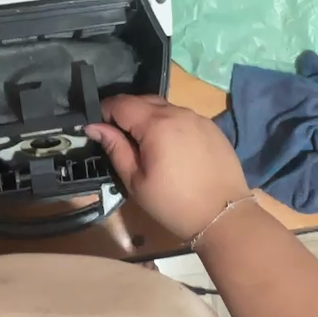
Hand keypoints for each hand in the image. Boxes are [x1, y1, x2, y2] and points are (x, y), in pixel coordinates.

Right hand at [87, 95, 251, 240]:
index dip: (105, 113)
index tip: (100, 130)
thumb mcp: (136, 181)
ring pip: (164, 107)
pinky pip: (183, 116)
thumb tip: (94, 127)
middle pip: (142, 100)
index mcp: (156, 124)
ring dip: (149, 117)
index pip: (121, 103)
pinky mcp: (212, 127)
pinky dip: (170, 124)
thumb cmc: (173, 204)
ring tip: (145, 144)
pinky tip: (171, 147)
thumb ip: (115, 148)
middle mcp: (178, 112)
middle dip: (126, 113)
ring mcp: (198, 118)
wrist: (223, 216)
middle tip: (120, 139)